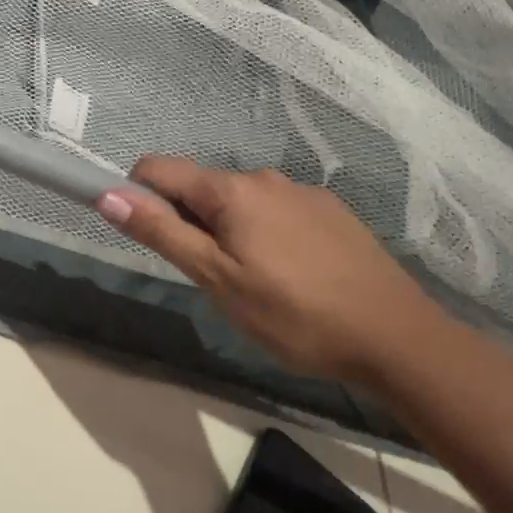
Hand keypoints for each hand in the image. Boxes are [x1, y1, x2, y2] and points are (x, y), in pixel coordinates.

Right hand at [97, 156, 450, 383]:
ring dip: (230, 230)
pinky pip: (278, 213)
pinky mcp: (335, 214)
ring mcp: (305, 194)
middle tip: (213, 276)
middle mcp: (265, 178)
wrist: (404, 344)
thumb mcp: (217, 280)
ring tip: (257, 283)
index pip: (158, 168)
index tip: (152, 237)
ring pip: (241, 203)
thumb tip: (107, 194)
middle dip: (190, 221)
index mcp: (232, 190)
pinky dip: (268, 235)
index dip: (138, 195)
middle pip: (200, 187)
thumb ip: (161, 232)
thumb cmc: (297, 315)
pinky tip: (295, 277)